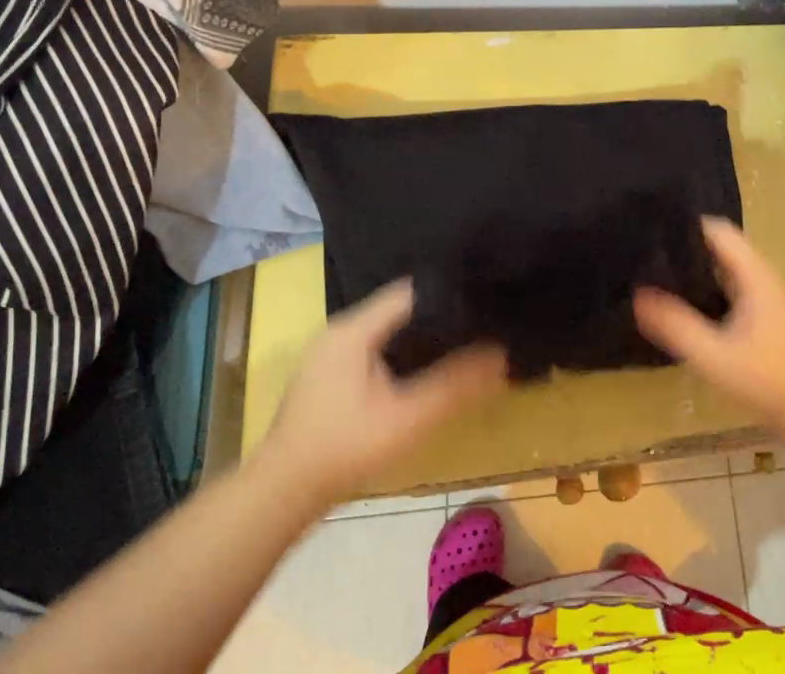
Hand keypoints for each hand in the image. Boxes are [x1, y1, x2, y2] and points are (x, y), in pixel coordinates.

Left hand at [258, 280, 507, 512]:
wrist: (283, 493)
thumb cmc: (344, 448)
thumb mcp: (407, 418)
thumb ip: (454, 386)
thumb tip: (501, 356)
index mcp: (353, 330)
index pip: (410, 292)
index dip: (448, 294)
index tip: (484, 300)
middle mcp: (339, 333)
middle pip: (399, 310)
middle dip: (439, 315)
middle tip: (482, 323)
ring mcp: (330, 356)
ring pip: (387, 332)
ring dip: (421, 336)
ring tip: (465, 341)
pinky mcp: (330, 378)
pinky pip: (376, 350)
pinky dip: (403, 354)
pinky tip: (427, 370)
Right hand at [635, 218, 784, 439]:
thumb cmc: (763, 380)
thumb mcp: (712, 356)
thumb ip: (675, 325)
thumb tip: (638, 297)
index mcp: (756, 276)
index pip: (719, 230)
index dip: (686, 226)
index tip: (652, 231)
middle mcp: (764, 276)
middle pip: (722, 244)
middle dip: (687, 245)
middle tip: (646, 252)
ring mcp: (767, 294)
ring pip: (727, 264)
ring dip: (697, 265)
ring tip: (657, 271)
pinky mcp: (764, 311)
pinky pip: (732, 283)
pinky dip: (709, 283)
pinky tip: (684, 300)